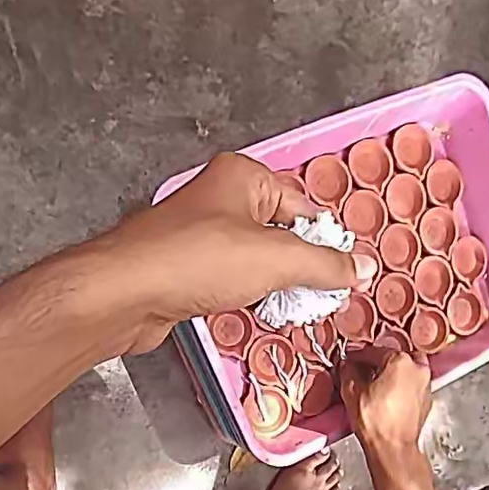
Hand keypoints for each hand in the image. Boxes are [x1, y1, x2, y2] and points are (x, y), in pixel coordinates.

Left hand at [87, 153, 377, 352]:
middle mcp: (221, 198)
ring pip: (255, 258)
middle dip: (302, 266)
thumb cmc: (197, 261)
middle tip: (322, 297)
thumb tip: (362, 269)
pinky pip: (230, 277)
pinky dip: (247, 294)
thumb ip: (324, 265)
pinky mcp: (186, 267)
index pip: (304, 206)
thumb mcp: (275, 259)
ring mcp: (200, 233)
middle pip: (280, 232)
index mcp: (244, 177)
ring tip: (293, 308)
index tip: (347, 274)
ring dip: (275, 284)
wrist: (126, 294)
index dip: (327, 241)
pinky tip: (256, 312)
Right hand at [340, 348, 432, 460]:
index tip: (349, 360)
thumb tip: (347, 366)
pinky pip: (412, 386)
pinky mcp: (426, 401)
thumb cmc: (377, 422)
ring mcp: (425, 385)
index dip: (357, 356)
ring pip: (406, 370)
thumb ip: (348, 372)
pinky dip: (400, 387)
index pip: (374, 351)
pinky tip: (386, 397)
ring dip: (391, 374)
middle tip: (362, 371)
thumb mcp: (351, 392)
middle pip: (394, 357)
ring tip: (374, 384)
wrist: (394, 448)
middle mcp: (417, 369)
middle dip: (378, 363)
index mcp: (400, 361)